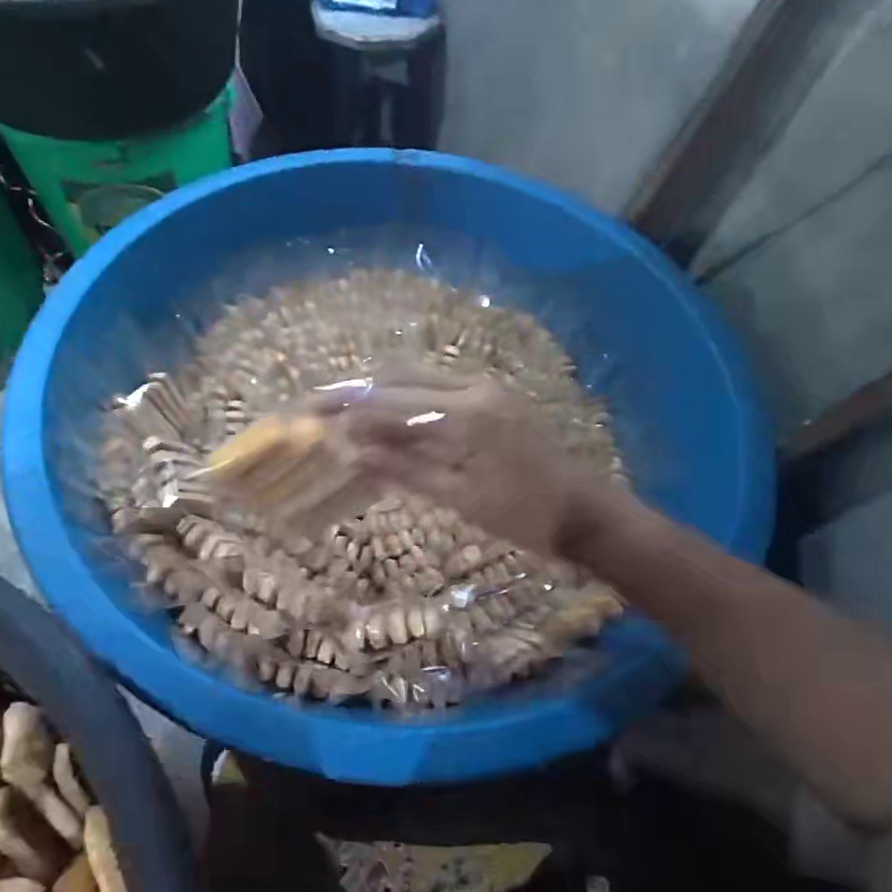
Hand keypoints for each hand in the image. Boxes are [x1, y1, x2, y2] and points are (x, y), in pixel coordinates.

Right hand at [319, 372, 621, 557]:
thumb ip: (403, 469)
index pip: (392, 401)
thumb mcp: (458, 498)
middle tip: (318, 406)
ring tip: (344, 412)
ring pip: (420, 377)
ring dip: (380, 392)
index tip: (309, 413)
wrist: (581, 512)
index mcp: (467, 414)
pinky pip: (440, 388)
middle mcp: (475, 386)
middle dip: (357, 391)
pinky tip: (388, 418)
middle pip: (401, 377)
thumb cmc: (522, 515)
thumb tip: (350, 451)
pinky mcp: (495, 396)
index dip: (347, 408)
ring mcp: (488, 387)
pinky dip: (408, 399)